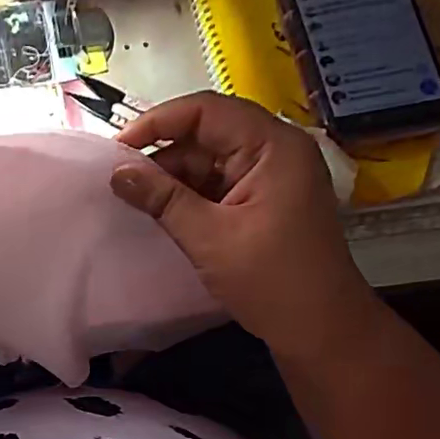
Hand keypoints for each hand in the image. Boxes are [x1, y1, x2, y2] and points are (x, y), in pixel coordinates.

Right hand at [112, 91, 378, 357]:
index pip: (206, 110)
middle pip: (208, 133)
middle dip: (163, 154)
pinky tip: (162, 211)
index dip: (157, 122)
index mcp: (272, 146)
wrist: (321, 328)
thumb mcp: (210, 238)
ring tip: (136, 199)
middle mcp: (275, 150)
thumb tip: (117, 173)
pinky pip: (220, 183)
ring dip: (174, 177)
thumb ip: (162, 199)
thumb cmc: (272, 281)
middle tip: (120, 178)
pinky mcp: (266, 199)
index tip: (118, 148)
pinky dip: (190, 194)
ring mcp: (272, 175)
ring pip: (211, 160)